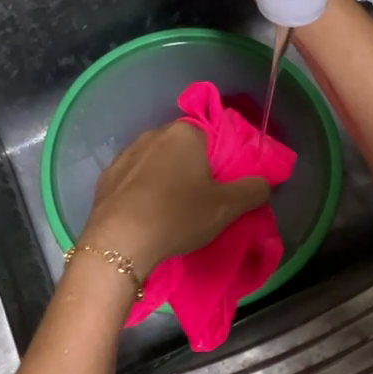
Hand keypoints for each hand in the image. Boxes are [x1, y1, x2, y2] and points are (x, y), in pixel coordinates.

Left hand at [80, 121, 270, 275]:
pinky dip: (142, 191)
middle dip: (193, 168)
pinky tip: (147, 214)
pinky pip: (133, 179)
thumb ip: (253, 190)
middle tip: (202, 199)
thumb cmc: (178, 215)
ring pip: (156, 162)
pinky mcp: (106, 177)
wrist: (120, 241)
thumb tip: (266, 182)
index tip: (224, 185)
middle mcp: (153, 134)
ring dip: (166, 178)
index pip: (212, 136)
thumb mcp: (226, 207)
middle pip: (183, 148)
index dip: (221, 160)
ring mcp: (126, 154)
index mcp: (184, 133)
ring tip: (173, 209)